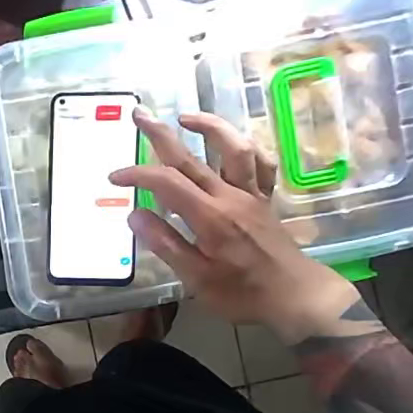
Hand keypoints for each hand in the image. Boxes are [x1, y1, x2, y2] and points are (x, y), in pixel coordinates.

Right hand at [109, 108, 360, 342]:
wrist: (298, 299)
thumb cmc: (241, 293)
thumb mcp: (195, 277)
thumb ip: (165, 243)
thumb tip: (135, 214)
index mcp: (211, 217)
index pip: (168, 183)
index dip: (138, 174)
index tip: (114, 178)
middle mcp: (232, 198)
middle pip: (193, 157)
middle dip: (162, 134)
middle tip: (140, 114)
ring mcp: (252, 195)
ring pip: (235, 149)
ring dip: (211, 127)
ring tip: (187, 117)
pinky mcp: (265, 200)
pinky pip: (260, 165)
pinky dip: (244, 149)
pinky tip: (228, 144)